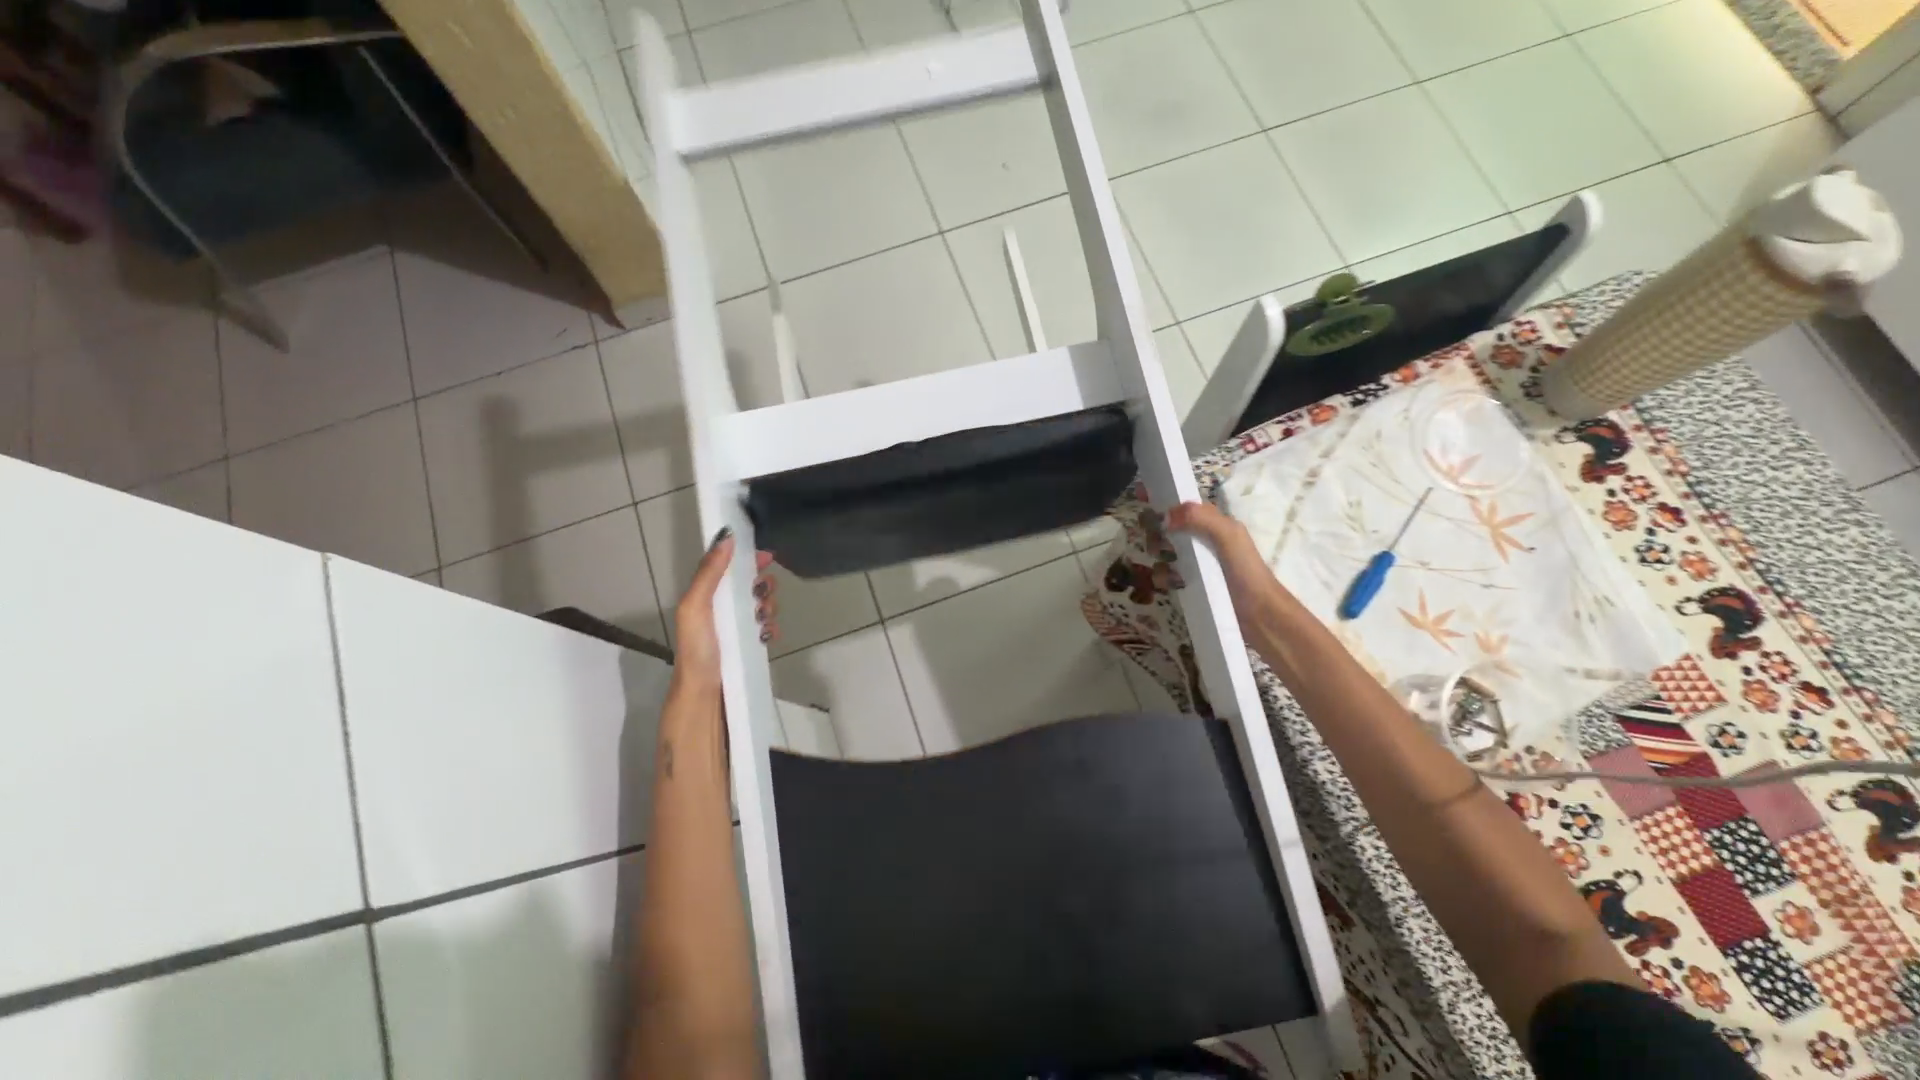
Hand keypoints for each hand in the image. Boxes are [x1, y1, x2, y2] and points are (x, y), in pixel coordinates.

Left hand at [672, 527, 779, 693]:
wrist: (705, 696)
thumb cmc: (697, 649)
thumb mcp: (696, 606)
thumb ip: (709, 573)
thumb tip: (727, 537)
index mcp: (705, 597)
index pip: (729, 568)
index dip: (748, 559)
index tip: (767, 557)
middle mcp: (720, 610)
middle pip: (750, 586)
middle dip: (762, 586)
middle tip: (764, 596)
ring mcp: (735, 629)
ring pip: (761, 606)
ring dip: (768, 607)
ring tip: (764, 621)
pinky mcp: (748, 647)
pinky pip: (767, 629)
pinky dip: (771, 628)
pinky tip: (769, 636)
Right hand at [1164, 501, 1294, 629]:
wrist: (1259, 615)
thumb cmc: (1246, 571)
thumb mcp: (1228, 536)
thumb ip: (1199, 518)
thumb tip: (1164, 516)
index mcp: (1216, 524)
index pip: (1186, 506)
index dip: (1166, 502)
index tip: (1144, 501)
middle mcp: (1206, 541)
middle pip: (1171, 528)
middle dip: (1157, 532)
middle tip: (1155, 544)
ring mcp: (1199, 564)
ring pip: (1167, 552)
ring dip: (1159, 557)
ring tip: (1163, 566)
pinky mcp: (1194, 585)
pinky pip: (1170, 576)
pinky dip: (1164, 577)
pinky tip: (1171, 584)